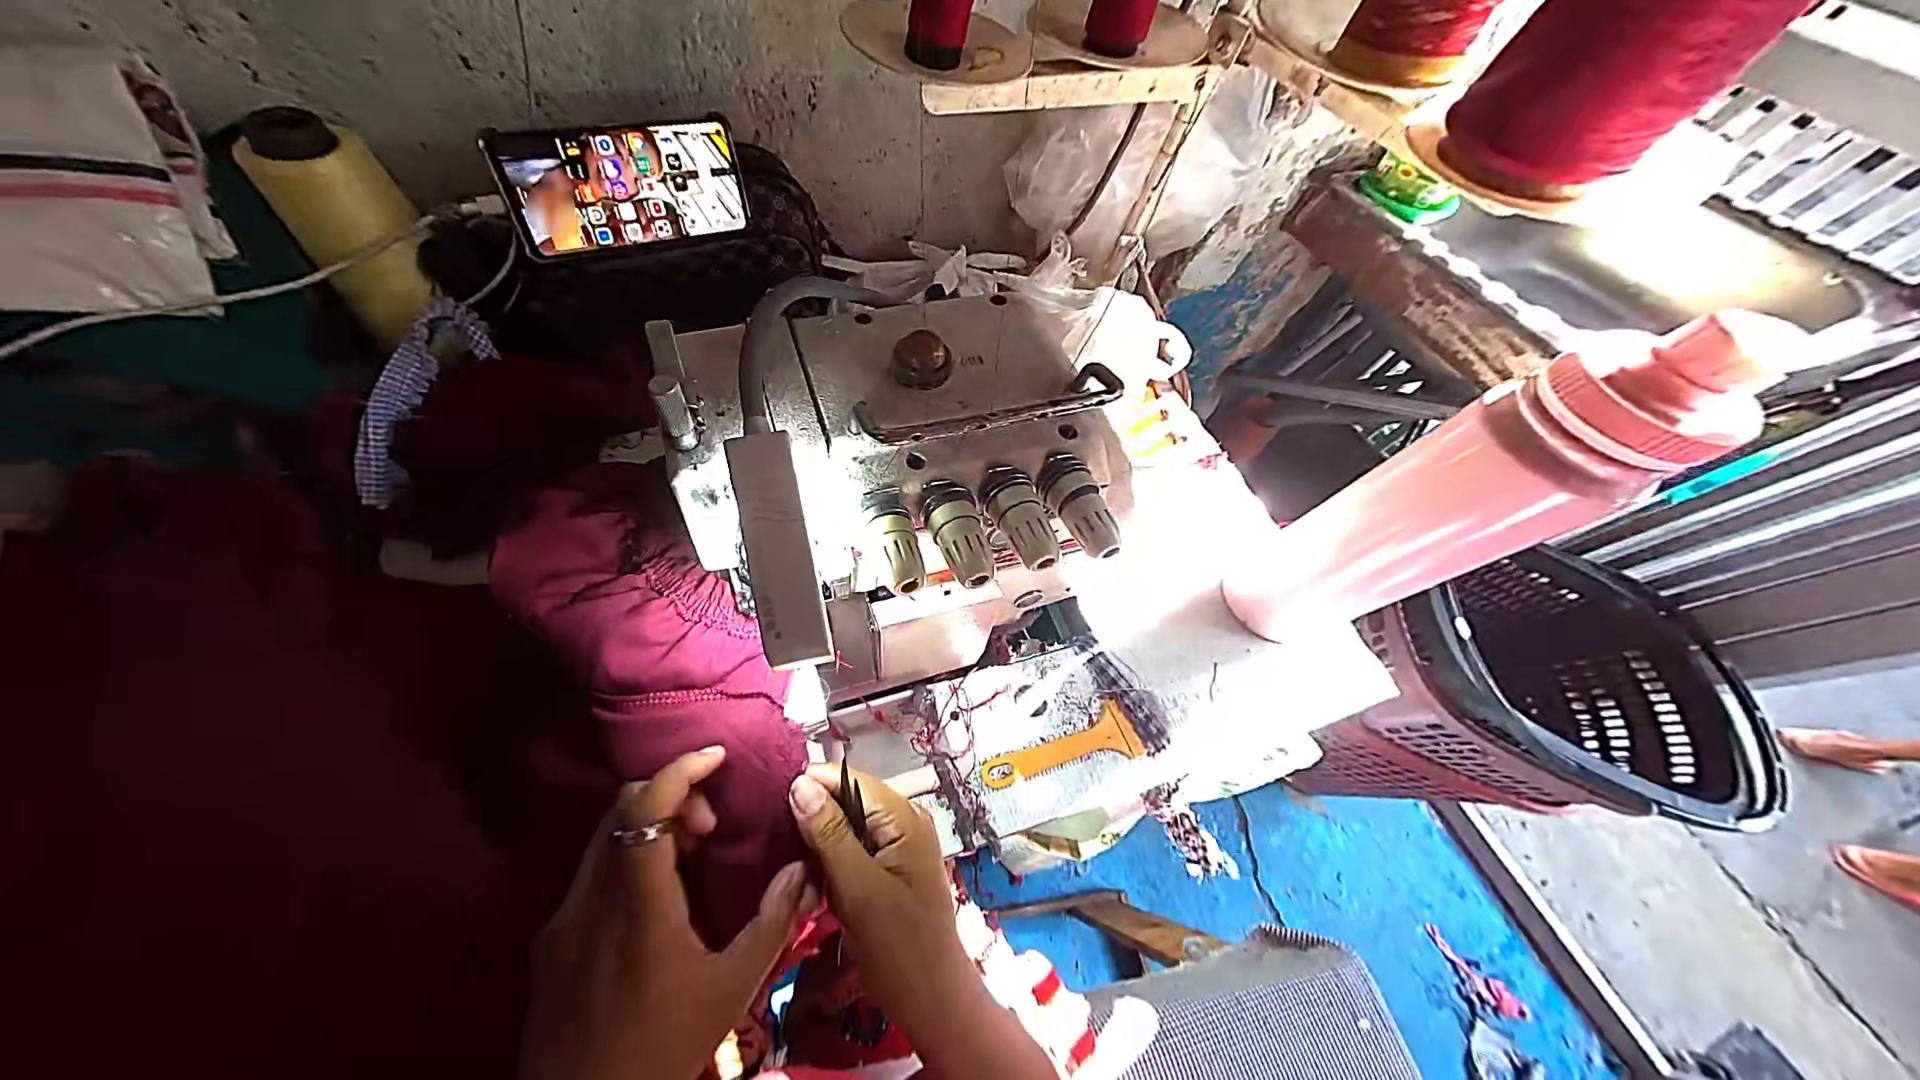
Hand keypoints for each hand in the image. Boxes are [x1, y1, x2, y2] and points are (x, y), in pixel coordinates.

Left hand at [521, 747, 811, 1079]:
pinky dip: (630, 856)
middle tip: (711, 825)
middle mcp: (589, 901)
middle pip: (622, 810)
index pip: (645, 809)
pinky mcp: (551, 942)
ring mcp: (563, 921)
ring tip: (692, 853)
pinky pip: (593, 871)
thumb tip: (803, 868)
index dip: (680, 770)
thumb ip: (772, 921)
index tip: (716, 756)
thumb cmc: (660, 1051)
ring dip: (652, 825)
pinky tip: (659, 895)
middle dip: (673, 796)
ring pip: (604, 838)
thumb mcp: (730, 989)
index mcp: (636, 907)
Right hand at [788, 766, 1053, 1078]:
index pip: (849, 779)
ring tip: (798, 874)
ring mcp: (898, 843)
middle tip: (782, 849)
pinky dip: (831, 863)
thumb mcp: (858, 889)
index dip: (812, 786)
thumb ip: (829, 834)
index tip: (770, 808)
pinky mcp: (889, 865)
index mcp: (903, 816)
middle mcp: (904, 819)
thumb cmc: (899, 946)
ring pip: (846, 825)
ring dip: (819, 847)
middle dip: (814, 820)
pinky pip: (853, 848)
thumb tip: (799, 784)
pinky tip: (815, 888)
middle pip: (847, 800)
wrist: (932, 998)